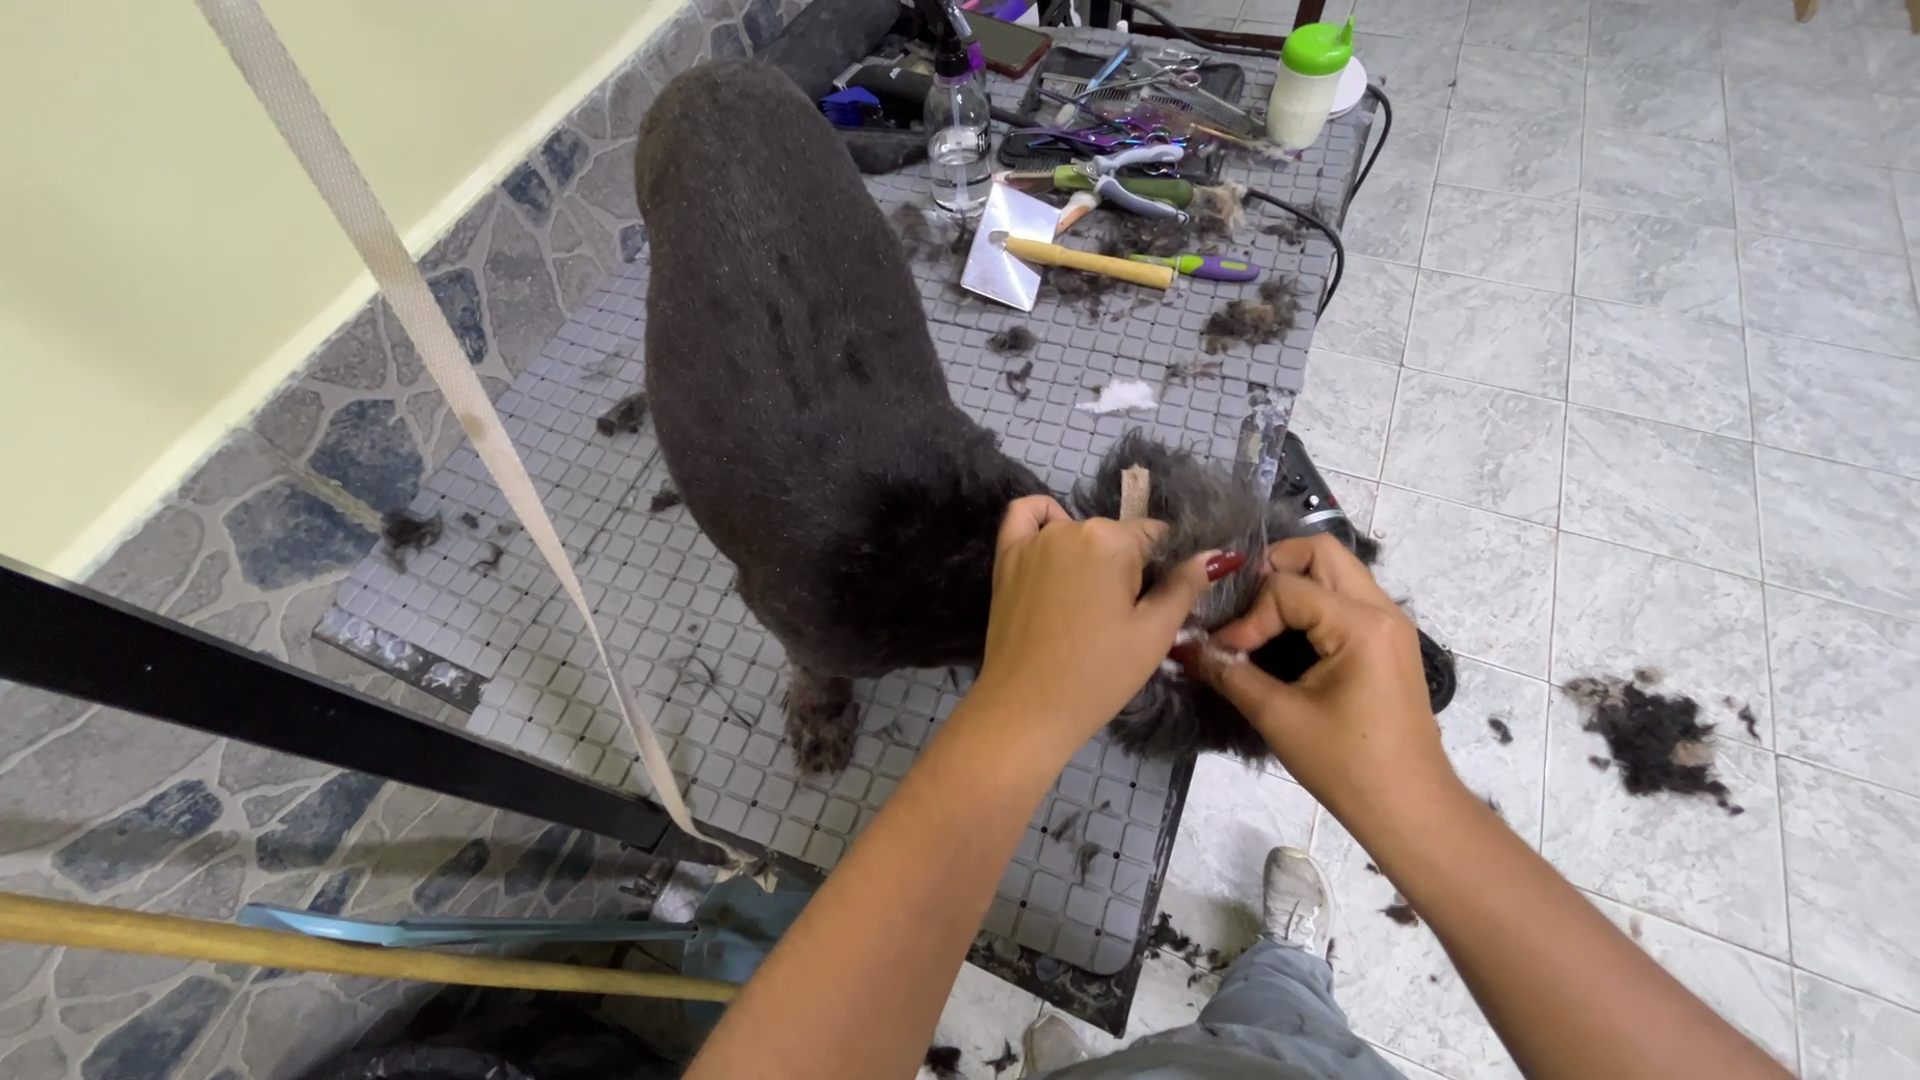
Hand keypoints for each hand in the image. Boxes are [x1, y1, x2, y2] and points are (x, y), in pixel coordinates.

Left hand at [963, 495, 1219, 750]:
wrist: (1026, 708)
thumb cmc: (1098, 675)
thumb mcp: (1154, 633)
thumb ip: (1186, 586)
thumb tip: (1218, 555)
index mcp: (1112, 541)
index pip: (1156, 536)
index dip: (1164, 568)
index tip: (1155, 604)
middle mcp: (1071, 528)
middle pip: (1116, 537)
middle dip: (1127, 567)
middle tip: (1121, 617)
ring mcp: (1033, 541)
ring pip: (1077, 532)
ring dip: (1090, 556)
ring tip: (1088, 603)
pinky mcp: (1005, 557)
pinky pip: (1024, 516)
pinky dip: (1043, 517)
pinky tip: (1053, 538)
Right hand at [1184, 534, 1458, 824]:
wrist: (1410, 810)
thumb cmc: (1345, 765)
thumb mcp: (1277, 716)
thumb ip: (1228, 672)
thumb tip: (1185, 647)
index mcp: (1360, 625)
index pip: (1286, 589)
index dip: (1247, 616)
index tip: (1223, 651)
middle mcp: (1382, 610)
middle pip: (1320, 553)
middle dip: (1271, 569)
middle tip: (1239, 604)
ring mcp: (1390, 624)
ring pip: (1335, 571)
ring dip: (1292, 583)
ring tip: (1255, 618)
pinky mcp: (1387, 641)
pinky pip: (1344, 597)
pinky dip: (1310, 602)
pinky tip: (1283, 635)